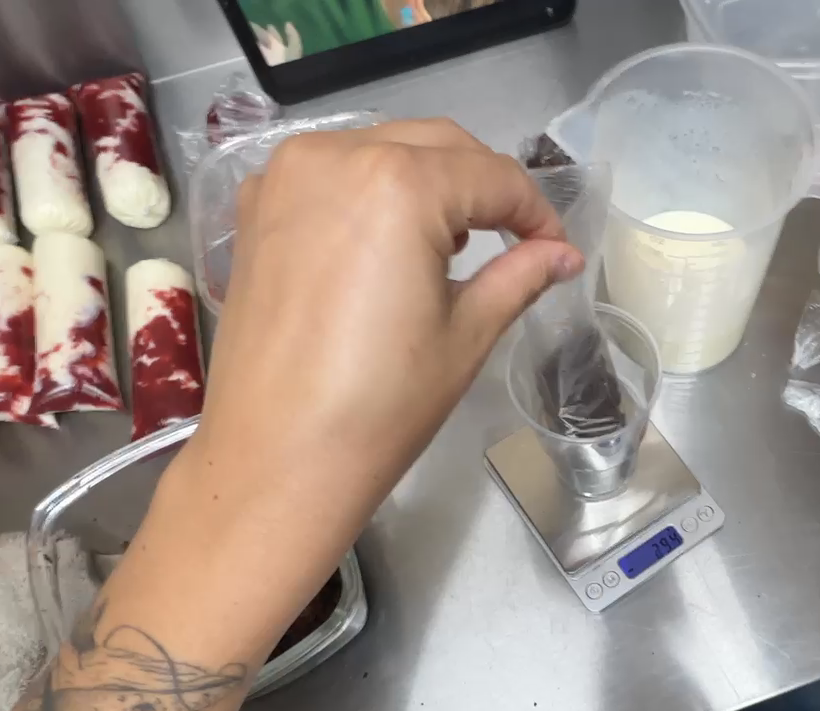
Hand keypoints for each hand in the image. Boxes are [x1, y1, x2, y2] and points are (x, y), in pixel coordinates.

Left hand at [187, 119, 583, 524]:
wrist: (280, 455)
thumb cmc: (385, 404)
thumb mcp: (467, 335)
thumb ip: (519, 277)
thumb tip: (563, 254)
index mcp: (398, 185)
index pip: (491, 176)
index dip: (535, 211)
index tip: (556, 249)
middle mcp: (335, 155)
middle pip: (437, 146)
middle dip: (485, 188)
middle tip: (513, 243)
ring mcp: (285, 176)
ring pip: (382, 151)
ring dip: (430, 184)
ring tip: (450, 248)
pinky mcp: (256, 208)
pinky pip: (332, 175)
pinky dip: (373, 194)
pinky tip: (386, 246)